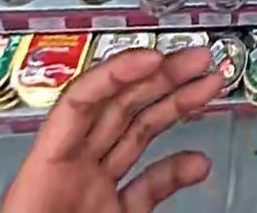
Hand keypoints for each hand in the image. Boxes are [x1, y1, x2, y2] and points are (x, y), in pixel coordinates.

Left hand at [0, 46, 221, 212]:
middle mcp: (70, 175)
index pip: (80, 104)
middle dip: (162, 78)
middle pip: (118, 109)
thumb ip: (124, 199)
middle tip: (200, 58)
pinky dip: (175, 169)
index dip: (118, 73)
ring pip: (138, 135)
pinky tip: (199, 164)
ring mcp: (92, 196)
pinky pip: (146, 184)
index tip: (158, 60)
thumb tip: (172, 171)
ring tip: (212, 85)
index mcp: (44, 176)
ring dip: (176, 107)